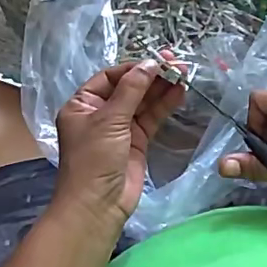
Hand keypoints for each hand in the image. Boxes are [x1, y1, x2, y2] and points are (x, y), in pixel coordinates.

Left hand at [54, 59, 185, 229]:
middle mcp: (100, 114)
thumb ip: (131, 90)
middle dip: (152, 76)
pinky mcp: (136, 143)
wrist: (97, 206)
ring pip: (143, 102)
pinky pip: (151, 118)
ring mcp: (119, 129)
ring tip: (183, 74)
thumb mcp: (108, 120)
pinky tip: (179, 92)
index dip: (134, 68)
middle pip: (129, 88)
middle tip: (176, 63)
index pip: (110, 77)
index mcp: (82, 104)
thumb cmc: (93, 159)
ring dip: (161, 89)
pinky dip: (165, 106)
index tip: (157, 60)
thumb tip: (151, 64)